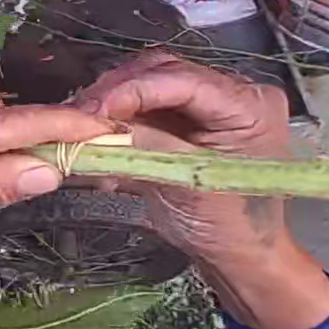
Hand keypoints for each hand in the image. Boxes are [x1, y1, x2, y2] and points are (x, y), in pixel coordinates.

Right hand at [78, 52, 328, 328]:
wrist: (239, 256)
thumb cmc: (228, 227)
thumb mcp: (189, 187)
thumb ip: (149, 146)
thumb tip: (98, 124)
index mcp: (249, 105)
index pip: (185, 80)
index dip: (136, 90)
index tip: (94, 108)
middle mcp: (231, 92)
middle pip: (165, 72)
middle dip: (119, 90)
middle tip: (79, 113)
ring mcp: (207, 102)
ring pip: (149, 81)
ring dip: (113, 100)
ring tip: (80, 121)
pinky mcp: (185, 116)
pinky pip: (146, 104)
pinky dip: (118, 116)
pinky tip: (96, 135)